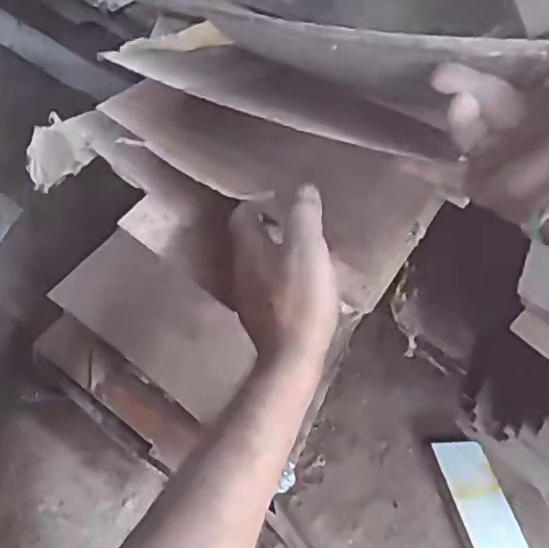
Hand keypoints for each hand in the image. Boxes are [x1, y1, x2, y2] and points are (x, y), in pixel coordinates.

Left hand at [230, 184, 337, 370]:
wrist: (291, 357)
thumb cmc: (301, 300)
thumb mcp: (307, 250)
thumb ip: (302, 216)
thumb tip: (301, 190)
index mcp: (247, 252)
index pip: (242, 216)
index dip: (260, 202)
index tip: (283, 198)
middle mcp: (240, 272)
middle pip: (249, 240)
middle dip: (272, 227)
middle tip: (300, 223)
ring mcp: (247, 297)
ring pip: (260, 264)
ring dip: (280, 253)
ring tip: (308, 251)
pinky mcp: (260, 318)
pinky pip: (269, 286)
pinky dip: (283, 276)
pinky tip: (305, 283)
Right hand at [430, 28, 548, 224]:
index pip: (530, 71)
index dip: (504, 58)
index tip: (480, 49)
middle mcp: (542, 125)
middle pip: (494, 97)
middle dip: (469, 82)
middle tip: (441, 74)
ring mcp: (511, 158)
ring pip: (473, 129)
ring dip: (461, 114)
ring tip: (458, 103)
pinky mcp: (486, 185)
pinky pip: (450, 174)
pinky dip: (426, 169)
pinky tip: (403, 160)